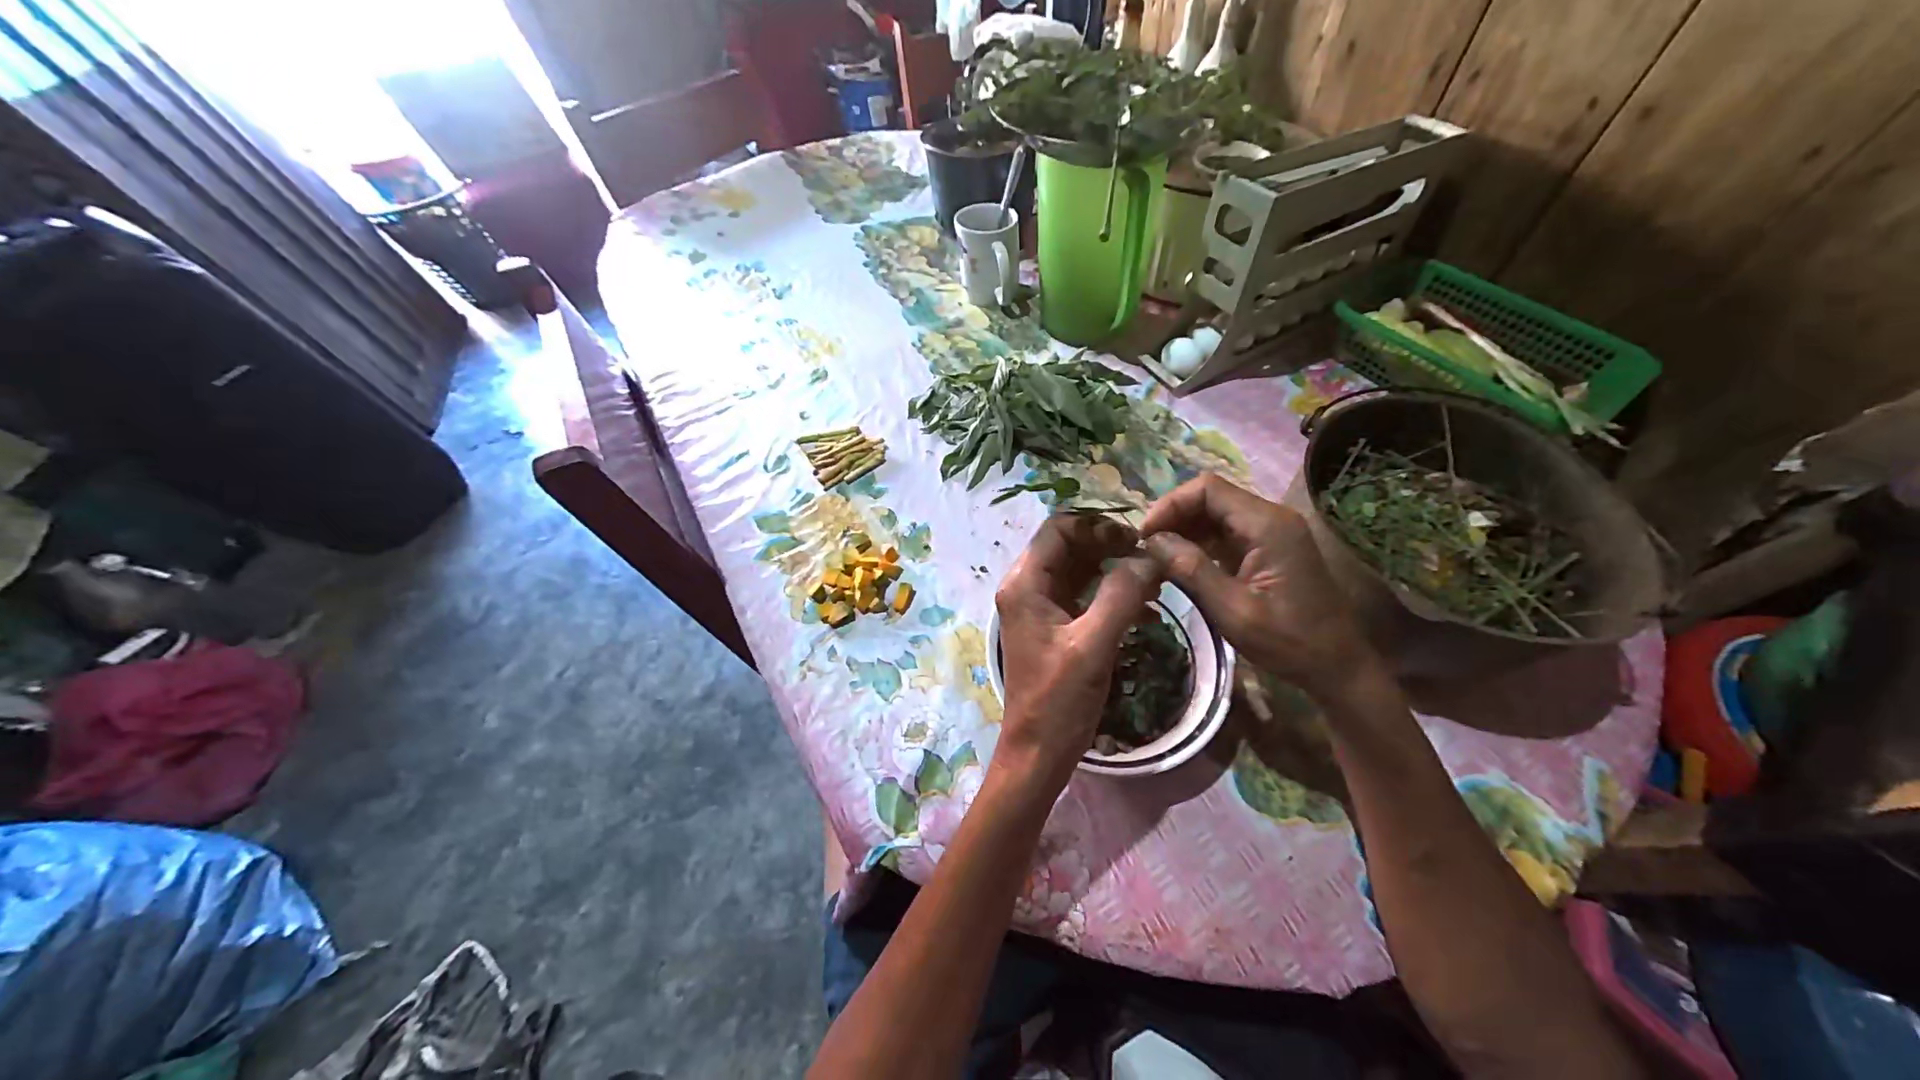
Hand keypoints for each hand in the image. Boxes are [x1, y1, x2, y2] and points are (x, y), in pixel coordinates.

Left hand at [994, 515, 1160, 789]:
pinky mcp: (1053, 627)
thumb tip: (1149, 557)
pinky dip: (1109, 592)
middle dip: (1108, 545)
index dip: (1098, 525)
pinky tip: (1142, 604)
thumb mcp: (1093, 644)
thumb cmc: (1059, 700)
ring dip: (1112, 568)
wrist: (1038, 751)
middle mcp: (1026, 588)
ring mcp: (1039, 608)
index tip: (1136, 537)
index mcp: (1024, 584)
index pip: (1059, 528)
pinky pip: (1081, 595)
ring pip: (1077, 570)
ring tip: (1152, 577)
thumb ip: (1121, 595)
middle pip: (1068, 546)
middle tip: (1149, 557)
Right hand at [1140, 474, 1377, 697]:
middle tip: (1145, 548)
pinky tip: (1178, 564)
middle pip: (1210, 497)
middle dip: (1173, 517)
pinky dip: (1198, 544)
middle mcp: (1270, 518)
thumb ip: (1191, 569)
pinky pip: (1224, 533)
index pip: (1208, 489)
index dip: (1170, 504)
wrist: (1335, 664)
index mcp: (1267, 525)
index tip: (1144, 535)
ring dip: (1183, 530)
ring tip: (1155, 558)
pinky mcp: (1266, 549)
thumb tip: (1152, 541)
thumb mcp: (1232, 609)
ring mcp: (1270, 532)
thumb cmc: (1287, 640)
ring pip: (1215, 514)